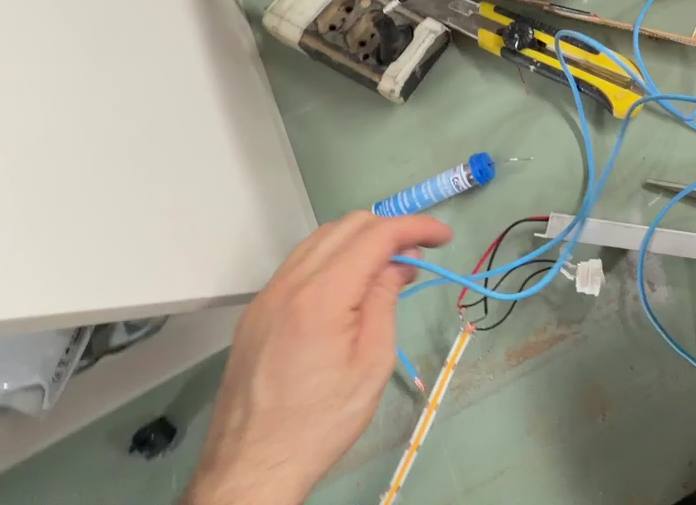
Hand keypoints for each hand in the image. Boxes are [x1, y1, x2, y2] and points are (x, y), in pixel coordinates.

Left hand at [183, 212, 451, 504]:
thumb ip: (385, 300)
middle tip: (419, 256)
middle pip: (348, 225)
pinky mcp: (256, 313)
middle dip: (391, 229)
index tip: (445, 237)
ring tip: (389, 268)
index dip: (416, 227)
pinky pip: (301, 263)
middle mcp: (289, 284)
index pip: (377, 234)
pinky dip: (335, 257)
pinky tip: (351, 285)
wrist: (250, 470)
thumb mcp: (373, 362)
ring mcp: (266, 297)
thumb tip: (399, 263)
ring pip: (322, 238)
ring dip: (361, 239)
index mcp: (321, 296)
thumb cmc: (322, 422)